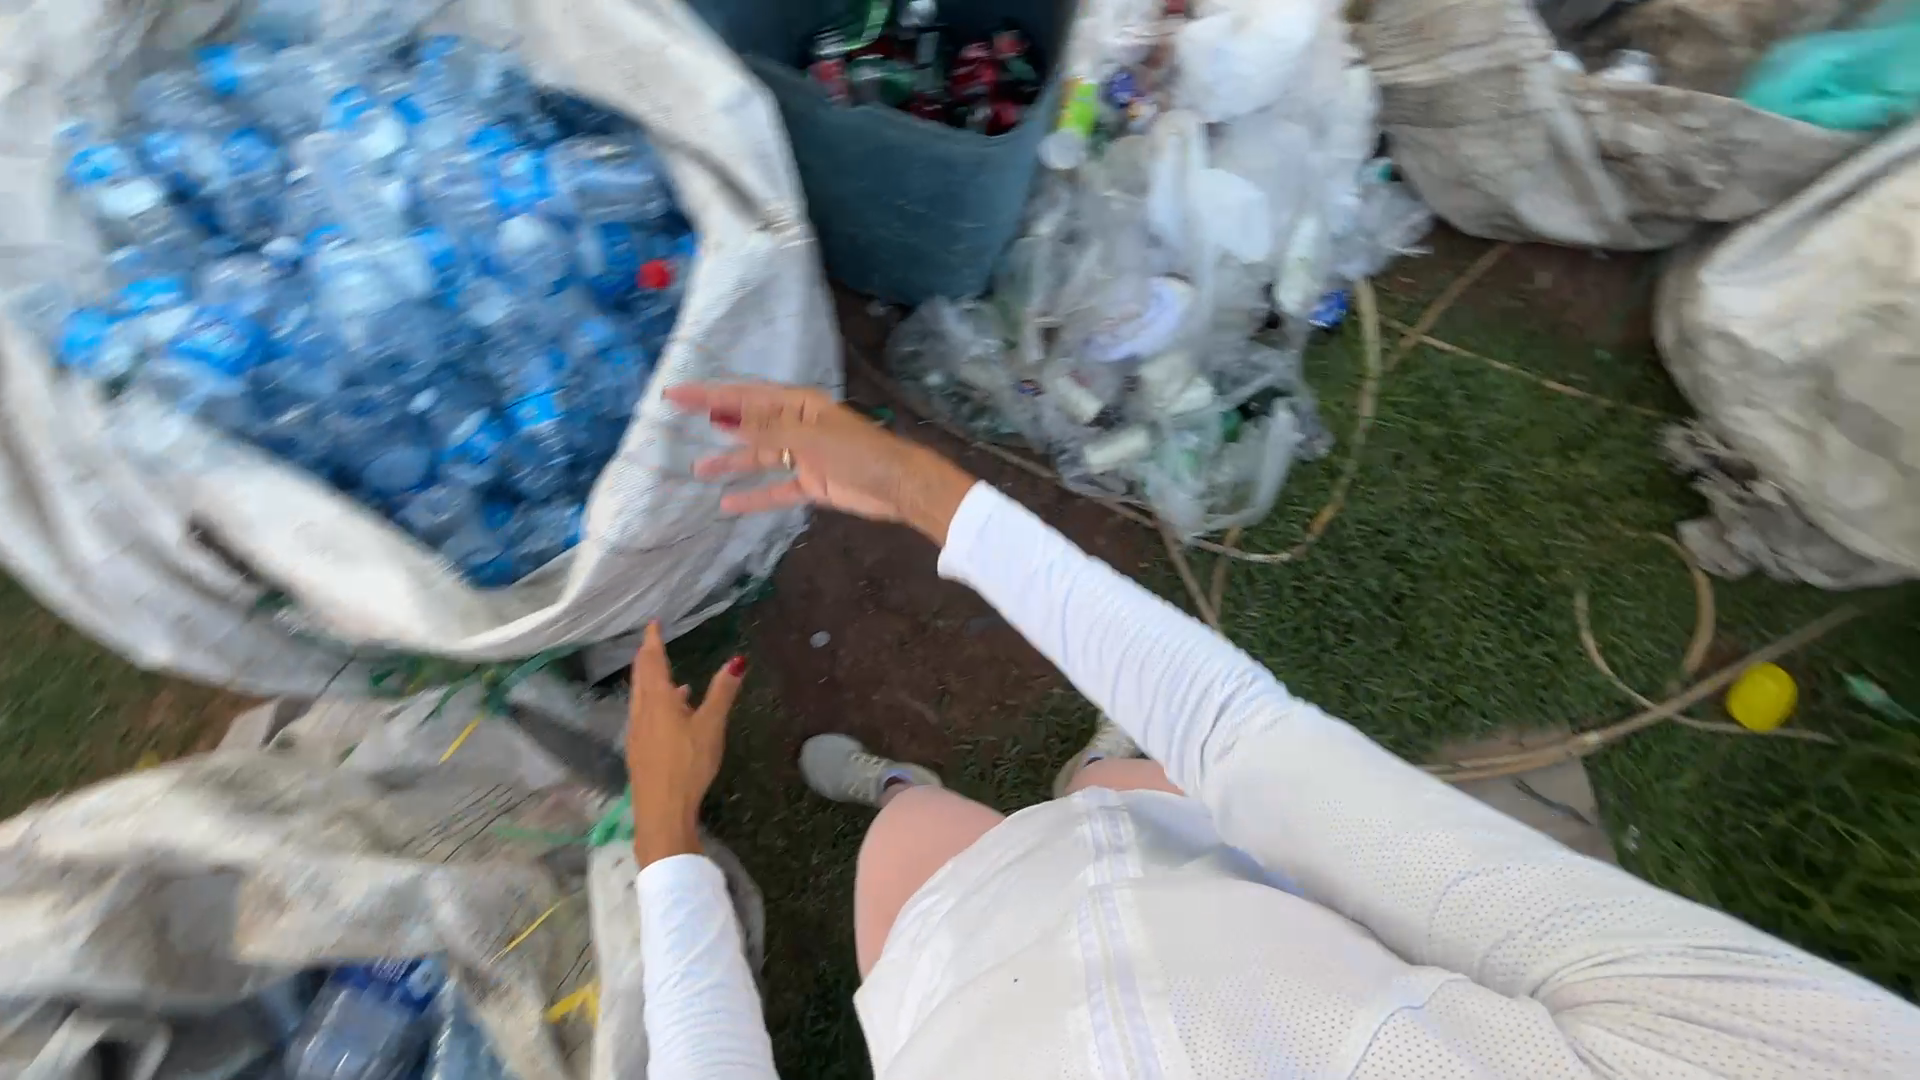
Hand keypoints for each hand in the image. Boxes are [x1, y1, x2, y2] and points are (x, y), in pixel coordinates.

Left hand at [625, 622, 744, 868]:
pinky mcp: (639, 751)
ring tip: (668, 676)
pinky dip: (654, 702)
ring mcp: (637, 733)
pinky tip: (671, 714)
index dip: (652, 641)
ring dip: (650, 681)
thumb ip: (722, 692)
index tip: (653, 624)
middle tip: (653, 642)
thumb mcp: (712, 725)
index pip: (652, 662)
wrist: (661, 811)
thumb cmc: (688, 763)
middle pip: (641, 678)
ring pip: (640, 697)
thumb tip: (737, 660)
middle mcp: (642, 712)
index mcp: (658, 701)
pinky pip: (644, 715)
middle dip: (647, 658)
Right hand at [664, 382, 977, 544]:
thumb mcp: (808, 435)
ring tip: (699, 469)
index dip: (709, 394)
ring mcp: (804, 455)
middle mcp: (798, 425)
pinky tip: (728, 503)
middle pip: (749, 423)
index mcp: (799, 404)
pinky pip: (776, 489)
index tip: (674, 395)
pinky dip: (755, 496)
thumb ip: (765, 430)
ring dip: (732, 463)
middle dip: (716, 423)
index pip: (746, 395)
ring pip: (760, 457)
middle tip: (675, 423)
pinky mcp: (812, 483)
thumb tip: (722, 419)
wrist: (897, 485)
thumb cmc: (857, 451)